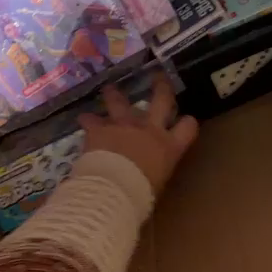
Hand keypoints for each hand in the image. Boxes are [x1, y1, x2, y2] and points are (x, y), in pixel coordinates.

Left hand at [77, 77, 198, 196]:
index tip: (187, 120)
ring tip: (109, 89)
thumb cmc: (140, 194)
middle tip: (158, 77)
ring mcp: (124, 126)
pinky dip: (88, 120)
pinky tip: (83, 118)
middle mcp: (149, 130)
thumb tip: (147, 179)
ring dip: (114, 95)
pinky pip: (91, 120)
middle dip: (161, 87)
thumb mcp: (156, 184)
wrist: (113, 189)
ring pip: (120, 102)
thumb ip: (153, 173)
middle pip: (161, 100)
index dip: (188, 122)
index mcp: (168, 147)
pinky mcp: (100, 129)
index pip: (188, 128)